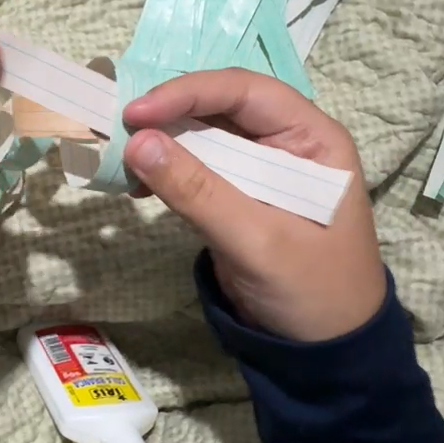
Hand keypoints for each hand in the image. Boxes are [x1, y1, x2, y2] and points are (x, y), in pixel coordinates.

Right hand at [121, 70, 385, 341]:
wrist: (325, 351)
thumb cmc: (311, 290)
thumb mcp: (255, 241)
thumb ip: (197, 190)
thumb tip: (137, 141)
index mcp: (311, 138)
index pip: (245, 91)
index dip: (188, 92)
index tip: (135, 112)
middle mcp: (286, 141)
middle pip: (219, 106)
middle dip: (168, 114)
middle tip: (118, 129)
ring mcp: (258, 167)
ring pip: (201, 134)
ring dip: (160, 141)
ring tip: (122, 159)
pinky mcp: (234, 193)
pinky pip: (193, 165)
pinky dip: (163, 170)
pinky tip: (137, 185)